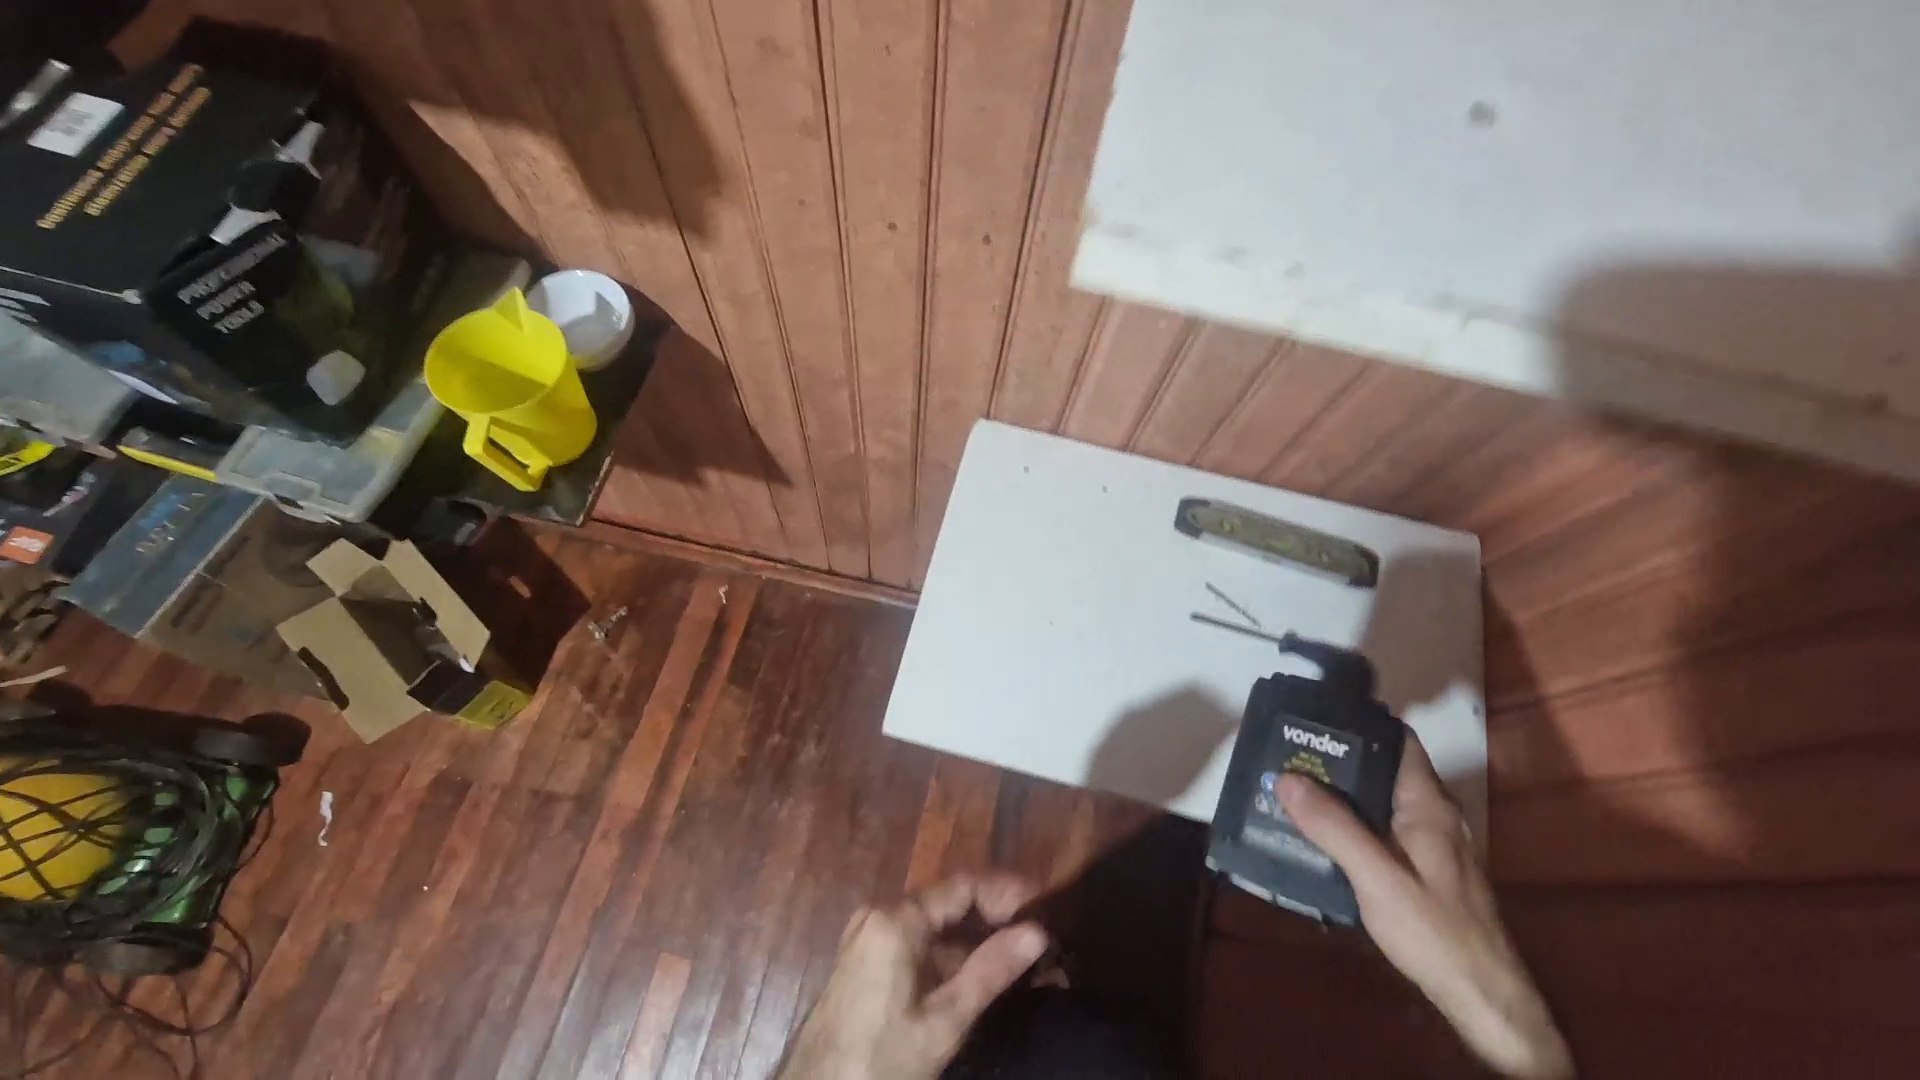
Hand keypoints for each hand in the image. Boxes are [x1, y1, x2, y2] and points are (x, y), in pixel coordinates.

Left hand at [778, 875, 1049, 1079]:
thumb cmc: (882, 1058)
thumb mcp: (944, 1020)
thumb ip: (991, 971)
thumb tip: (1038, 932)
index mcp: (896, 919)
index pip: (963, 886)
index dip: (1006, 893)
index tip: (1044, 905)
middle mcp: (878, 915)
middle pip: (947, 903)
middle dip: (993, 916)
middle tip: (1038, 935)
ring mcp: (867, 937)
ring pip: (932, 925)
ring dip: (973, 938)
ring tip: (1018, 956)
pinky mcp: (864, 961)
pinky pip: (914, 943)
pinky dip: (947, 954)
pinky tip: (978, 975)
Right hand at [1277, 734, 1573, 1079]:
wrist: (1483, 997)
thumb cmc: (1434, 930)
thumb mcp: (1376, 877)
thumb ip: (1333, 826)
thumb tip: (1288, 778)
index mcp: (1427, 804)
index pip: (1398, 741)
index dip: (1359, 722)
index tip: (1313, 716)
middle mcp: (1431, 814)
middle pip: (1381, 769)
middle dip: (1335, 759)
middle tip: (1283, 754)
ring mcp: (1428, 843)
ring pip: (1377, 801)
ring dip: (1337, 794)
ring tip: (1287, 789)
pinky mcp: (1420, 868)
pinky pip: (1378, 828)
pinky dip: (1347, 823)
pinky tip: (1315, 835)